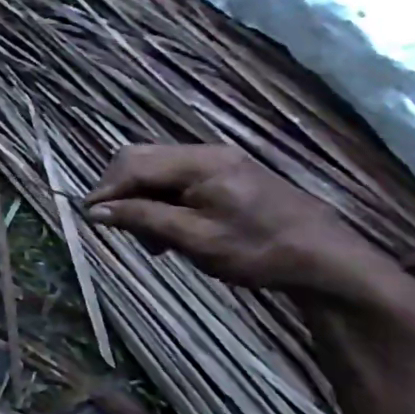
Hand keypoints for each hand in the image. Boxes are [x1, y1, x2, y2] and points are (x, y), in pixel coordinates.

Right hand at [81, 144, 393, 298]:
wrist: (325, 260)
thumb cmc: (258, 250)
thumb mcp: (195, 239)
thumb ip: (144, 219)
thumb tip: (96, 211)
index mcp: (200, 163)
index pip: (133, 164)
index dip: (105, 190)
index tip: (89, 219)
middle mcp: (206, 153)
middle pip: (141, 160)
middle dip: (121, 193)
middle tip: (121, 230)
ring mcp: (218, 163)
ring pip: (156, 171)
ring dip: (141, 201)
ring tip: (152, 240)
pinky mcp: (226, 176)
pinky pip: (176, 180)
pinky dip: (162, 202)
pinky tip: (170, 231)